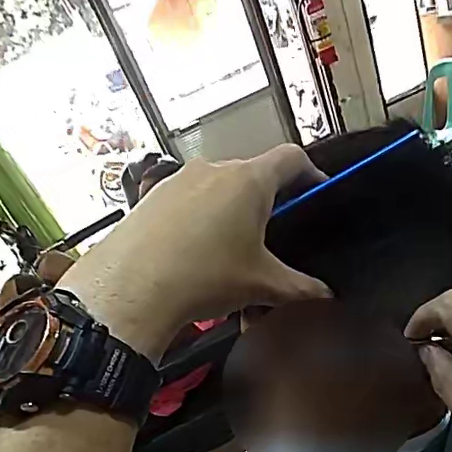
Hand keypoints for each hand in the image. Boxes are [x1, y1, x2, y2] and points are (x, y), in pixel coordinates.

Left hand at [58, 147, 330, 360]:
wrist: (130, 289)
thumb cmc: (198, 276)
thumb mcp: (264, 285)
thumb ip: (302, 288)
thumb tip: (322, 293)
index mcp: (248, 181)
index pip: (292, 158)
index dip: (311, 174)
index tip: (316, 192)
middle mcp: (213, 171)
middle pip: (254, 178)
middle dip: (269, 206)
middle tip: (276, 241)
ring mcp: (178, 182)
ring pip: (220, 193)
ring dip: (233, 219)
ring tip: (235, 261)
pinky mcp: (153, 199)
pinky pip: (190, 205)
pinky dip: (203, 226)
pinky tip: (202, 262)